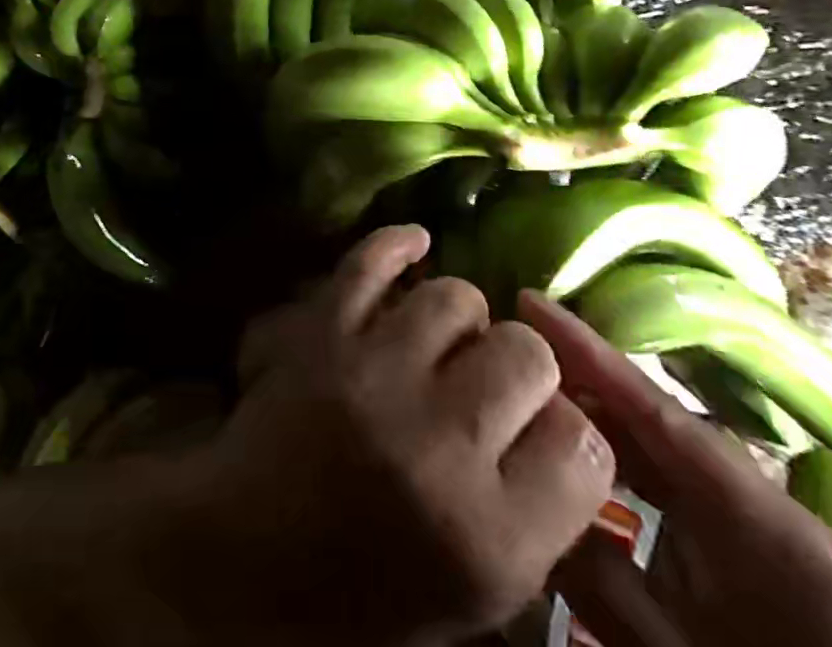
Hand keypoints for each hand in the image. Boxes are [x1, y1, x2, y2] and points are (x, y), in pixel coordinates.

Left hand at [207, 225, 615, 642]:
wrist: (247, 544)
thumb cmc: (362, 584)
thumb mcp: (478, 589)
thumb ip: (540, 514)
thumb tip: (567, 428)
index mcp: (494, 530)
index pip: (585, 444)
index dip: (566, 429)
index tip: (536, 428)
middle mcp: (439, 440)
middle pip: (527, 356)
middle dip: (519, 367)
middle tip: (485, 382)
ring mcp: (371, 375)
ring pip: (455, 301)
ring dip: (459, 318)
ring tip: (443, 341)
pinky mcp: (317, 337)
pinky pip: (368, 265)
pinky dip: (395, 245)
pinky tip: (416, 242)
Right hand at [522, 290, 831, 646]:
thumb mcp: (658, 645)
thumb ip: (588, 564)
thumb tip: (519, 488)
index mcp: (775, 536)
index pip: (666, 419)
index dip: (592, 355)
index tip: (531, 301)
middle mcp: (787, 522)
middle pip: (669, 432)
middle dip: (586, 386)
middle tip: (507, 349)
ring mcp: (786, 543)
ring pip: (674, 462)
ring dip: (600, 427)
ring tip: (527, 395)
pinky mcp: (776, 565)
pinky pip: (685, 496)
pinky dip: (628, 471)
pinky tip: (576, 460)